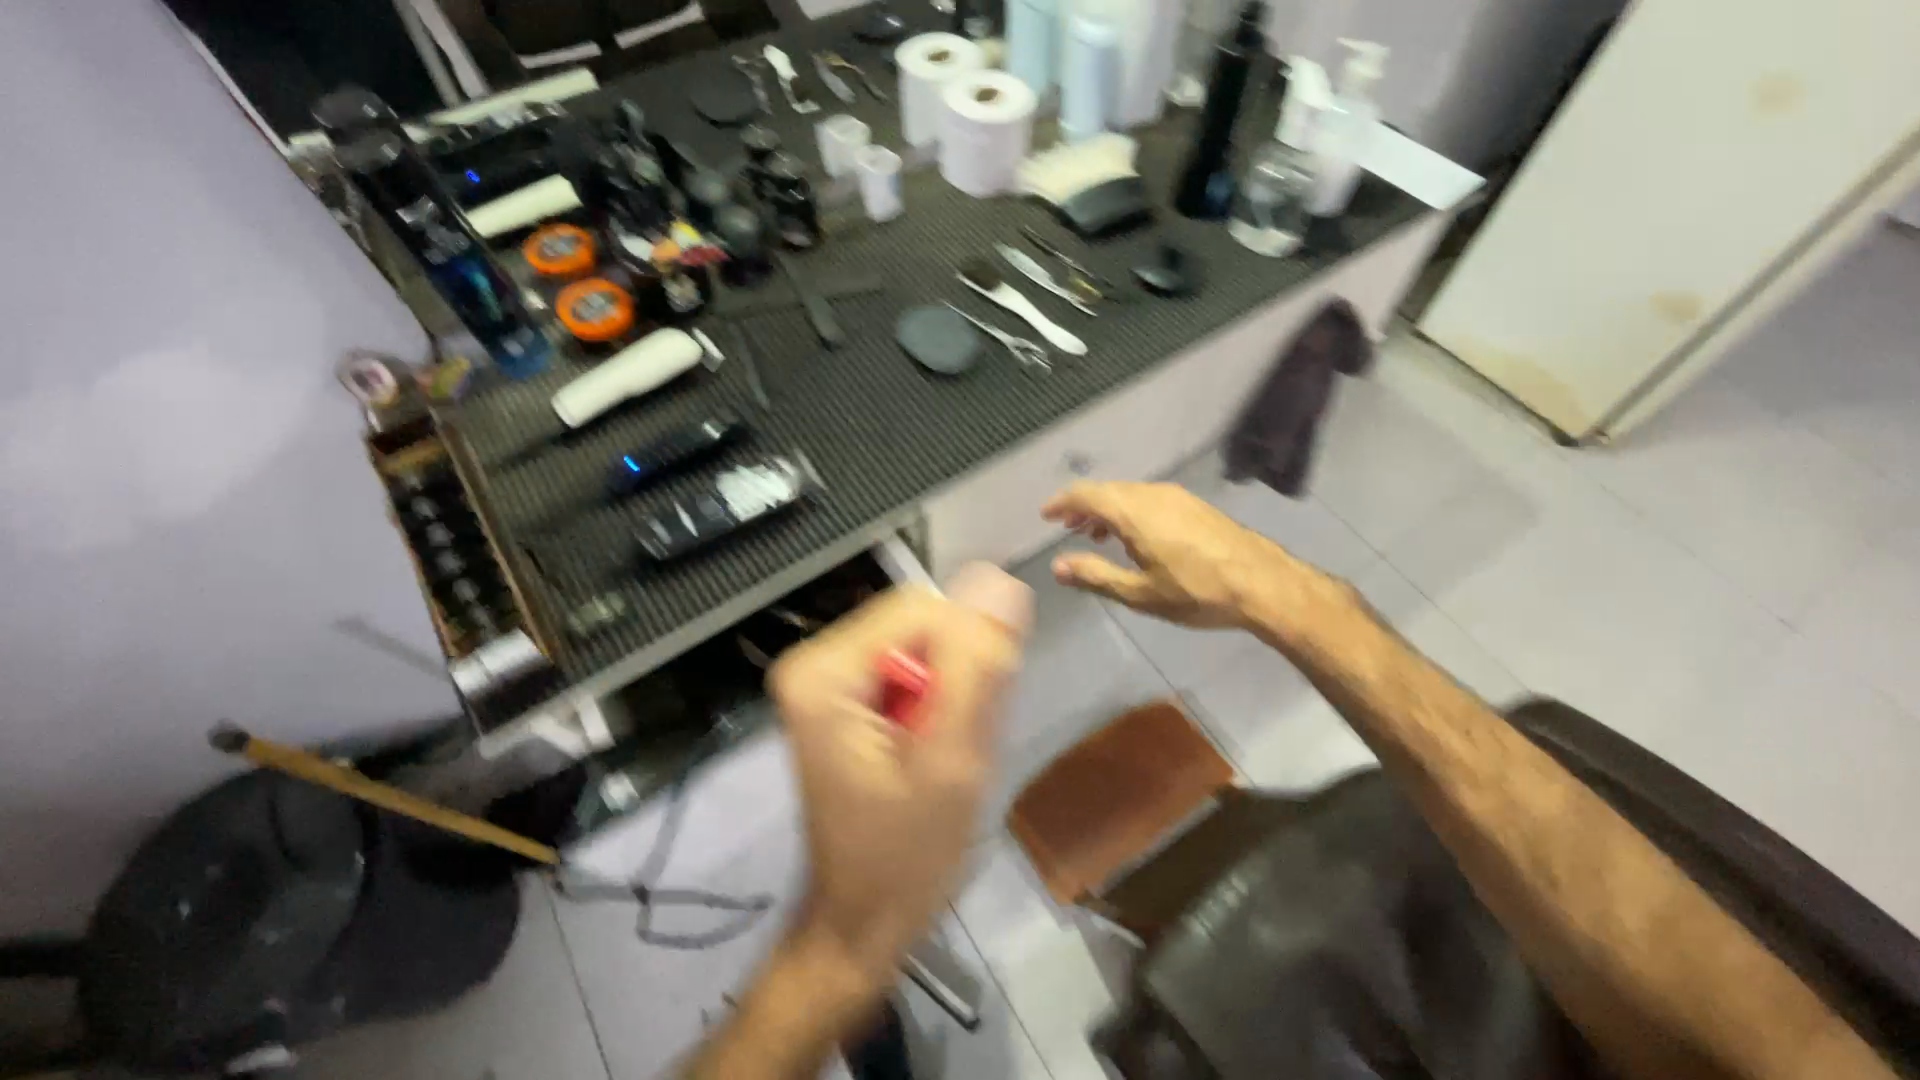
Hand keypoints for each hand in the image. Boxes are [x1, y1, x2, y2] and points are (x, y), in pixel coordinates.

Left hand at [767, 564, 1031, 980]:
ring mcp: (825, 678)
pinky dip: (938, 701)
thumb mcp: (954, 764)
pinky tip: (932, 749)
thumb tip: (1003, 581)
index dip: (969, 655)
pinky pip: (912, 667)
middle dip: (959, 674)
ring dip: (953, 690)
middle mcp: (814, 661)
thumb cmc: (905, 857)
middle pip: (921, 622)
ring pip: (923, 644)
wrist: (862, 920)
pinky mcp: (842, 696)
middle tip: (957, 743)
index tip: (969, 721)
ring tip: (943, 752)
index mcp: (823, 670)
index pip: (926, 609)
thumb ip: (977, 669)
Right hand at [1042, 481, 1325, 632]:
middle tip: (1068, 530)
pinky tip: (1135, 538)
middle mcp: (1152, 494)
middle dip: (1083, 508)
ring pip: (1129, 494)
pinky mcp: (1194, 505)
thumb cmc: (1196, 592)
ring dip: (1107, 510)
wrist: (1262, 583)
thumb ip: (1095, 576)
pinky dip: (1130, 512)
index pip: (1086, 495)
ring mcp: (1177, 497)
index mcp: (1133, 512)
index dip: (1061, 503)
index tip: (1046, 516)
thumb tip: (1057, 567)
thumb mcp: (1139, 593)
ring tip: (1097, 536)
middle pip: (1107, 491)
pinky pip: (1149, 499)